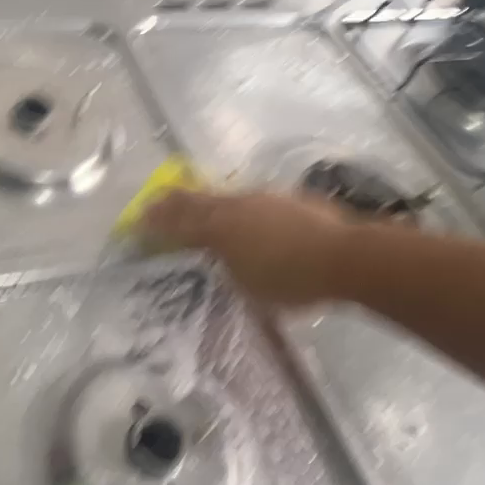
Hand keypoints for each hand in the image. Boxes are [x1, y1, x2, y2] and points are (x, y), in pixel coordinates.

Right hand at [143, 190, 364, 305]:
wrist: (346, 256)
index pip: (180, 221)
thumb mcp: (250, 286)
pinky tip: (242, 216)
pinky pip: (249, 202)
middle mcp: (237, 205)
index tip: (138, 220)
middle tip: (155, 201)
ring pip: (224, 198)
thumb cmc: (293, 279)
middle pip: (198, 200)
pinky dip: (236, 209)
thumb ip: (229, 269)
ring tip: (195, 206)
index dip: (157, 221)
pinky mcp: (287, 201)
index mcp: (221, 226)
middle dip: (174, 203)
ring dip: (205, 203)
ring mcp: (264, 198)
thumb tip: (220, 261)